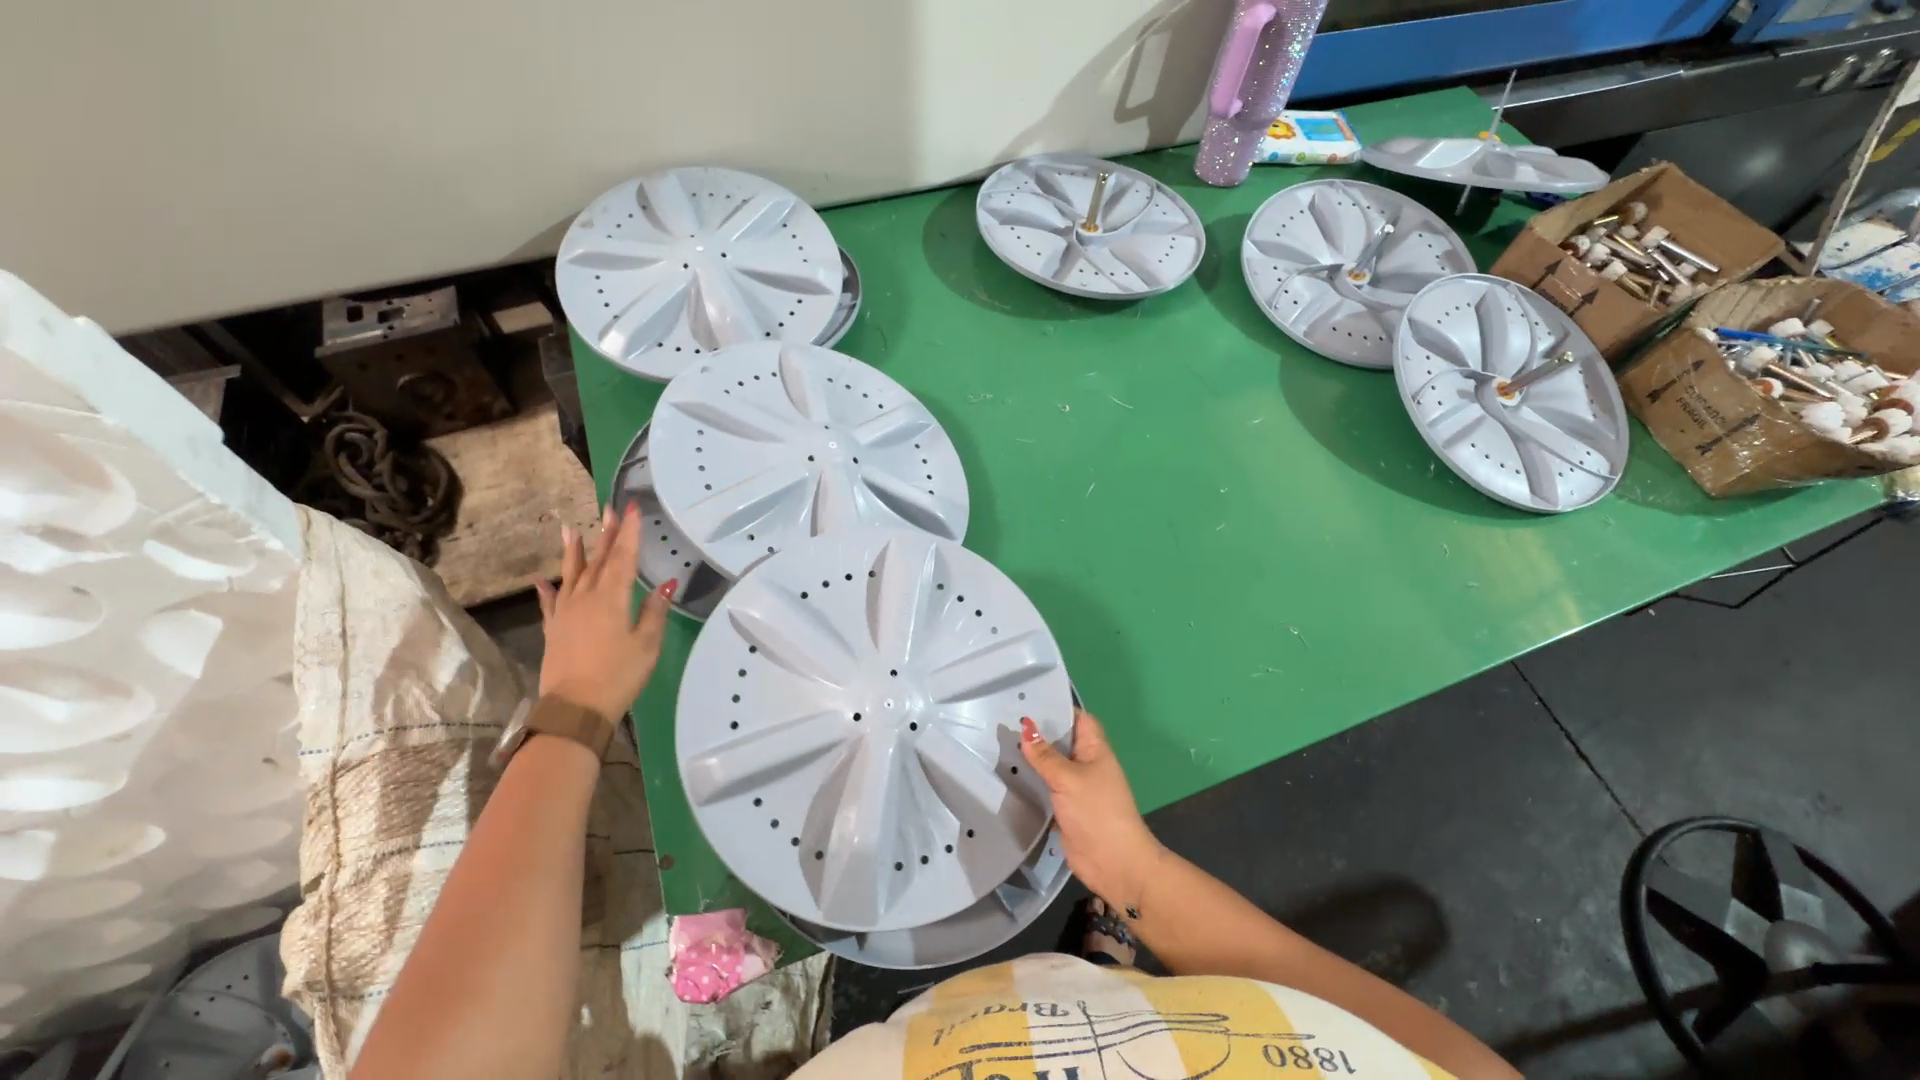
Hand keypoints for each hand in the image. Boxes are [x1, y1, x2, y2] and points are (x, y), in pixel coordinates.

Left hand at [533, 503, 675, 721]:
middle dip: (605, 533)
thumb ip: (654, 612)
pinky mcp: (554, 629)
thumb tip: (666, 583)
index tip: (632, 507)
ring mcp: (566, 612)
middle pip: (598, 559)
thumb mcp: (647, 645)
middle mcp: (586, 597)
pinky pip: (550, 601)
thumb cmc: (619, 675)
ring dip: (573, 551)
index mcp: (612, 597)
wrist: (574, 708)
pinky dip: (548, 589)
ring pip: (572, 574)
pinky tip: (543, 580)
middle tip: (609, 508)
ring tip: (570, 528)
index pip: (623, 556)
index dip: (629, 531)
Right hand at [1020, 710, 1164, 910]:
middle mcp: (1086, 764)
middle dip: (1038, 732)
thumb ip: (1045, 755)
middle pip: (1061, 741)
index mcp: (1095, 750)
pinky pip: (1045, 788)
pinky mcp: (1064, 808)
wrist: (1113, 862)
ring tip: (998, 743)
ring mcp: (1075, 787)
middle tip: (1003, 720)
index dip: (1058, 708)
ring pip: (1050, 765)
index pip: (1078, 719)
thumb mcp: (1068, 779)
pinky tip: (1006, 776)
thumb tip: (1026, 726)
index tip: (1028, 701)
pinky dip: (1030, 782)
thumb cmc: (1096, 811)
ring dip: (1031, 758)